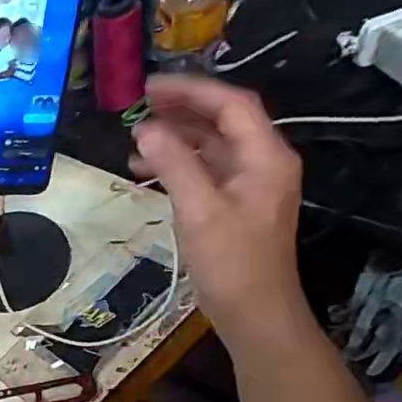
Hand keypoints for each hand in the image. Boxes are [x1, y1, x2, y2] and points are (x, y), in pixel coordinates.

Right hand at [132, 75, 307, 343]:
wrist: (255, 314)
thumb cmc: (232, 264)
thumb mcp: (199, 212)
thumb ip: (173, 166)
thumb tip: (146, 130)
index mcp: (264, 157)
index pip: (231, 105)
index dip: (192, 91)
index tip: (150, 87)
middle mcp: (262, 163)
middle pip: (222, 121)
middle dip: (182, 109)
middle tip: (140, 104)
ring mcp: (249, 185)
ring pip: (211, 146)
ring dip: (177, 138)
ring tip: (137, 136)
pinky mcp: (235, 205)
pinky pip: (206, 172)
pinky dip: (178, 166)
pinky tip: (147, 171)